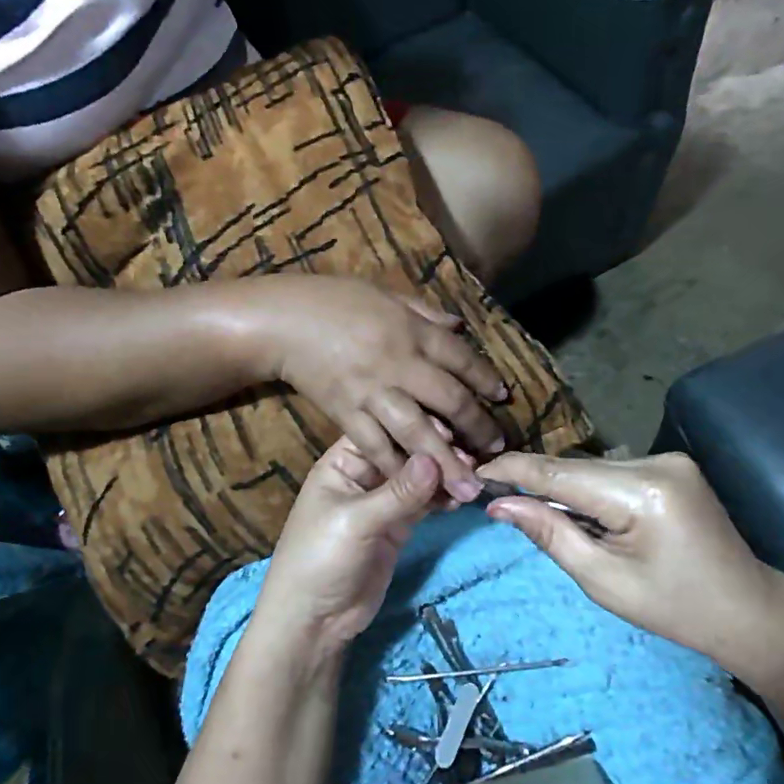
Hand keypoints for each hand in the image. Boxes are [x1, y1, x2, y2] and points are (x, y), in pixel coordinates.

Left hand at [255, 439, 451, 651]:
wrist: (313, 622)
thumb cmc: (319, 560)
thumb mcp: (355, 522)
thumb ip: (397, 492)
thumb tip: (435, 458)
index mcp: (343, 462)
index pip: (383, 433)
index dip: (415, 430)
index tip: (449, 434)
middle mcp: (364, 474)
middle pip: (406, 453)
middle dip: (437, 456)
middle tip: (469, 462)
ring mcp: (383, 501)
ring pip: (420, 479)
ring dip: (445, 478)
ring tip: (471, 481)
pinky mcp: (398, 525)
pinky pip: (426, 503)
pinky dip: (443, 500)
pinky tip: (462, 499)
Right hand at [264, 276, 507, 502]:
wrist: (280, 323)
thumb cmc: (333, 301)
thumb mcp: (386, 294)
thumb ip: (424, 312)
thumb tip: (459, 326)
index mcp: (411, 332)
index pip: (460, 358)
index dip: (485, 379)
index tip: (503, 397)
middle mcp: (398, 366)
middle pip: (447, 400)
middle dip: (475, 428)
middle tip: (497, 453)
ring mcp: (372, 394)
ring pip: (416, 432)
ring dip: (445, 461)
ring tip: (466, 487)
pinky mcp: (346, 416)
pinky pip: (375, 446)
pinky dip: (397, 468)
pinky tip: (415, 488)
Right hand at [478, 452, 783, 659]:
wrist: (747, 609)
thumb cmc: (675, 608)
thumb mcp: (603, 580)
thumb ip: (550, 533)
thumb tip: (500, 505)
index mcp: (641, 492)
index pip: (560, 472)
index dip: (513, 470)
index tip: (475, 473)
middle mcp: (656, 461)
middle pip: (575, 467)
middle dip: (536, 482)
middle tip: (499, 501)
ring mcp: (668, 459)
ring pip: (593, 468)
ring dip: (564, 488)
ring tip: (541, 515)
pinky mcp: (673, 465)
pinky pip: (613, 472)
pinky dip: (590, 490)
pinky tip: (583, 514)